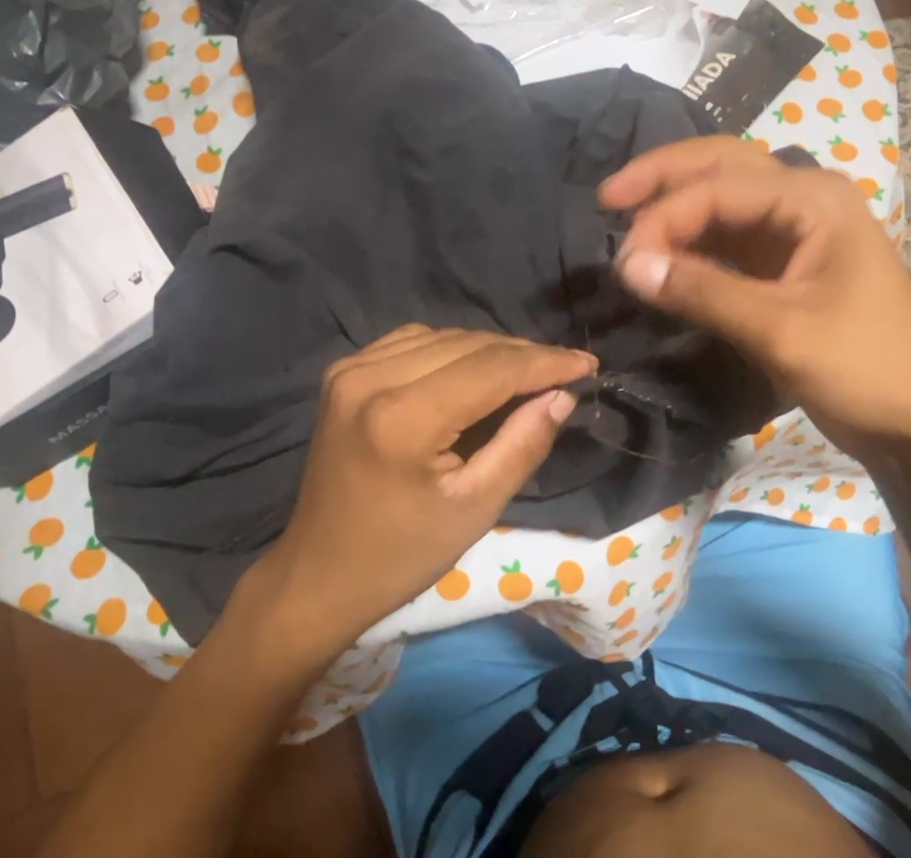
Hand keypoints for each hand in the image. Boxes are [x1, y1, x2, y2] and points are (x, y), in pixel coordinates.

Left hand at [256, 326, 596, 655]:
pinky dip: (453, 350)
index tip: (589, 364)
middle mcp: (371, 378)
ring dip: (491, 351)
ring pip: (443, 337)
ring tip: (531, 373)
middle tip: (567, 372)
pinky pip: (414, 343)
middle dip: (524, 355)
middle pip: (469, 345)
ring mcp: (351, 370)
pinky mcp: (343, 373)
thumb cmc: (404, 553)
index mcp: (403, 418)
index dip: (546, 362)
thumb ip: (523, 444)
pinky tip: (477, 370)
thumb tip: (562, 394)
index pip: (492, 369)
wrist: (321, 573)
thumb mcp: (477, 507)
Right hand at [598, 138, 910, 454]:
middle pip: (722, 168)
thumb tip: (627, 265)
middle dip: (663, 179)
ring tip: (625, 226)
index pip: (719, 187)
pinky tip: (662, 258)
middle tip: (606, 199)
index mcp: (813, 199)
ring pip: (724, 201)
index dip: (663, 217)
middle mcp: (805, 201)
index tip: (623, 261)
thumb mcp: (781, 330)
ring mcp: (798, 233)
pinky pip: (731, 242)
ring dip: (676, 210)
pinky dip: (694, 246)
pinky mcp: (789, 267)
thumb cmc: (866, 368)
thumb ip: (703, 292)